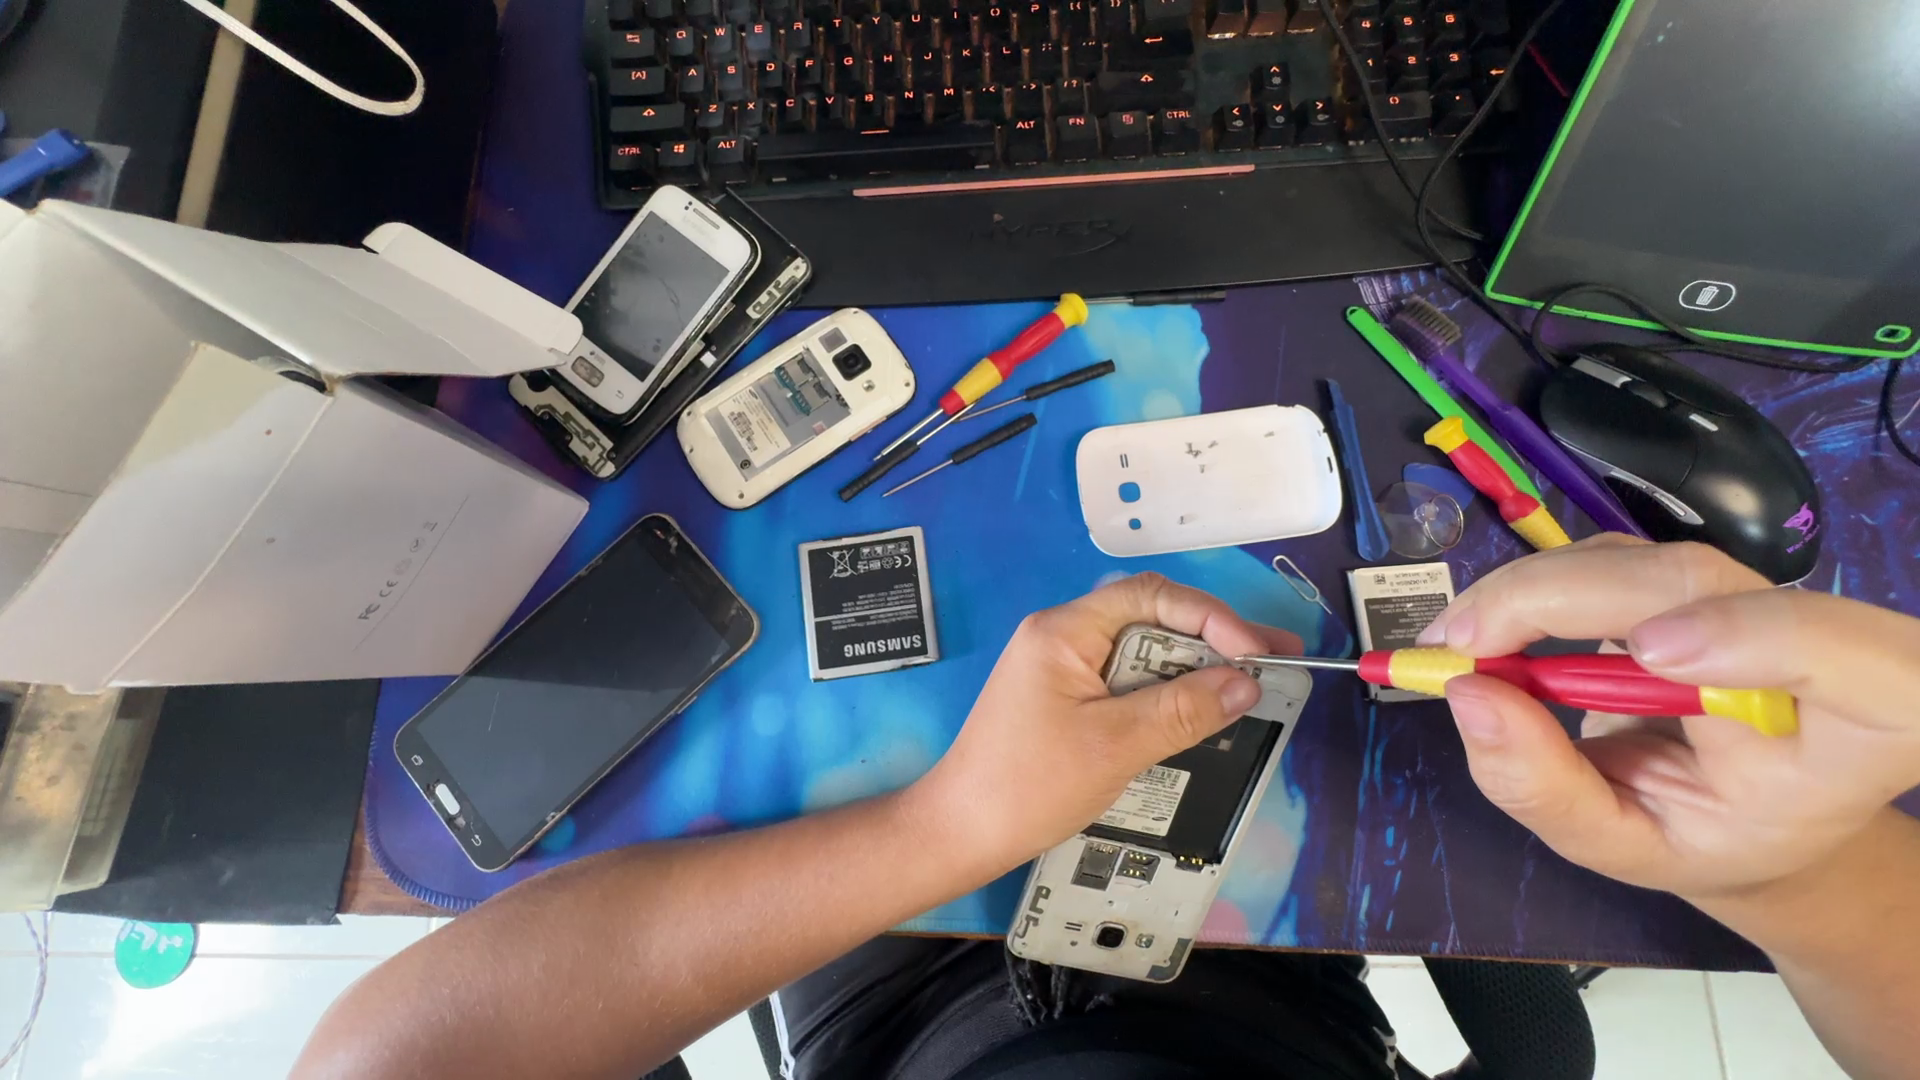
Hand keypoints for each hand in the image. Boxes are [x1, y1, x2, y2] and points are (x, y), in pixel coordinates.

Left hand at [911, 573, 1301, 869]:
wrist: (963, 829)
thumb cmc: (1032, 783)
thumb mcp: (1115, 745)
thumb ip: (1182, 710)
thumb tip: (1246, 682)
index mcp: (1065, 630)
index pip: (1148, 597)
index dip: (1208, 617)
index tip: (1252, 654)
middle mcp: (1061, 635)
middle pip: (1148, 619)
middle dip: (1211, 639)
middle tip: (1273, 662)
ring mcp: (1061, 666)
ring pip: (1140, 653)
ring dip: (1192, 667)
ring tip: (1251, 683)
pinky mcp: (1064, 696)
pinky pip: (1124, 681)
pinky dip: (1164, 692)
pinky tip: (1200, 706)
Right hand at [1419, 537, 1919, 900]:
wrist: (1732, 805)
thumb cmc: (1694, 837)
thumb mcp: (1614, 845)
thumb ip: (1543, 787)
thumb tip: (1466, 691)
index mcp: (1849, 740)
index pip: (1867, 665)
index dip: (1769, 635)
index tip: (1649, 654)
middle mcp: (1812, 647)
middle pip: (1690, 581)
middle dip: (1551, 600)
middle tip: (1457, 647)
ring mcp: (1742, 599)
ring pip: (1625, 558)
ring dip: (1520, 591)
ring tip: (1455, 644)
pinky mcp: (1679, 579)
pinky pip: (1595, 557)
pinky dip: (1519, 587)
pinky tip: (1482, 628)